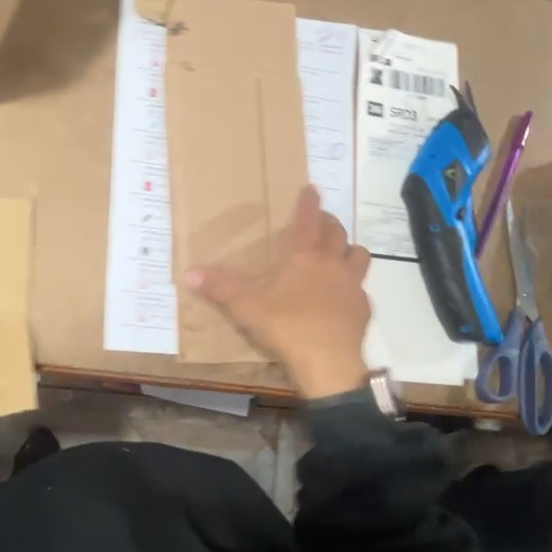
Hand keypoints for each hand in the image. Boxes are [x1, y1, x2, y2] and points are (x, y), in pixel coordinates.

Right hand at [185, 186, 372, 399]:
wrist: (329, 362)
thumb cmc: (285, 327)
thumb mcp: (245, 307)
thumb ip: (219, 288)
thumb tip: (188, 273)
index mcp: (303, 257)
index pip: (307, 221)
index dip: (308, 203)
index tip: (312, 188)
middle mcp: (331, 264)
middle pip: (336, 234)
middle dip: (329, 223)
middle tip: (321, 222)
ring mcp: (352, 286)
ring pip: (358, 255)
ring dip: (349, 250)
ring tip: (339, 254)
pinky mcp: (363, 309)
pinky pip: (361, 290)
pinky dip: (353, 288)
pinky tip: (342, 299)